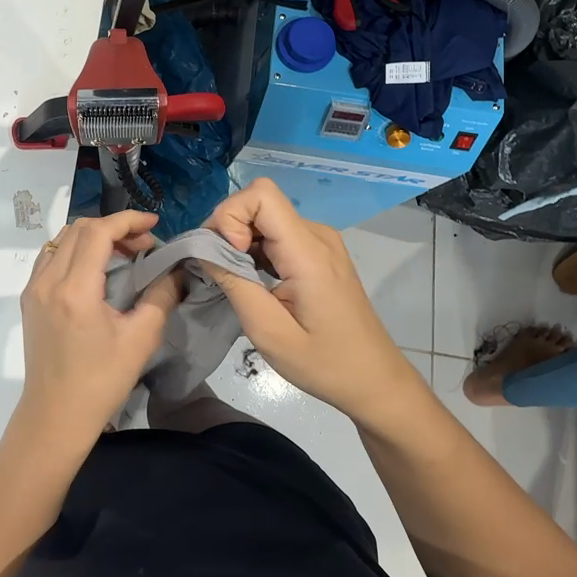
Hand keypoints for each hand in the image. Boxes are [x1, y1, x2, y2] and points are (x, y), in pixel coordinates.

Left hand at [18, 211, 184, 435]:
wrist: (56, 414)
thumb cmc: (101, 382)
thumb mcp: (140, 340)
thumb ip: (160, 297)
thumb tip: (176, 270)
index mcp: (75, 290)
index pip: (98, 232)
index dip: (127, 220)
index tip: (154, 225)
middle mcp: (48, 281)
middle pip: (79, 229)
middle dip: (114, 228)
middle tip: (144, 246)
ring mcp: (34, 288)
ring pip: (63, 240)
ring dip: (94, 237)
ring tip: (123, 254)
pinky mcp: (29, 299)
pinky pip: (51, 257)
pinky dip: (75, 251)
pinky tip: (96, 269)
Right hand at [200, 179, 420, 419]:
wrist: (374, 381)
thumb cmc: (324, 364)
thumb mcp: (268, 331)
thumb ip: (233, 282)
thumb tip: (202, 248)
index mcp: (308, 251)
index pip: (260, 195)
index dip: (232, 217)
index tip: (230, 257)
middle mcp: (317, 235)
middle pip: (258, 203)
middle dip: (228, 230)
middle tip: (224, 275)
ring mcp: (320, 242)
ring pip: (264, 217)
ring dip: (240, 242)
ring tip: (239, 283)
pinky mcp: (319, 253)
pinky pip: (277, 233)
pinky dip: (255, 250)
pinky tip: (256, 283)